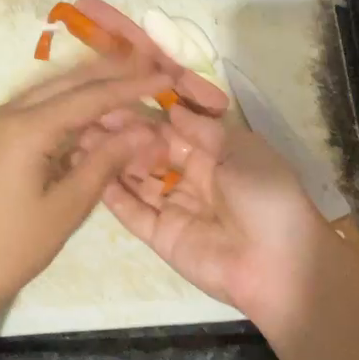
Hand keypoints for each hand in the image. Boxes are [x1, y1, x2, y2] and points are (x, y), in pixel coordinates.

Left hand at [0, 55, 169, 321]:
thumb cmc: (11, 248)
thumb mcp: (67, 206)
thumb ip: (106, 160)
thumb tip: (144, 130)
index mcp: (23, 127)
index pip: (89, 95)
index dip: (132, 85)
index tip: (167, 76)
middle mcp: (4, 113)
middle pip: (68, 83)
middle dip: (111, 75)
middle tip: (152, 67)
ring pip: (51, 95)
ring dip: (90, 94)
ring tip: (131, 93)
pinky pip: (35, 114)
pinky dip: (67, 114)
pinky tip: (93, 123)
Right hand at [100, 105, 345, 331]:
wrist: (278, 263)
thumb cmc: (267, 195)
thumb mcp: (242, 150)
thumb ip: (204, 129)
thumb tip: (172, 109)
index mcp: (216, 152)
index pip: (173, 127)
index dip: (146, 113)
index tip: (116, 96)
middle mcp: (192, 176)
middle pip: (151, 151)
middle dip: (123, 134)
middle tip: (89, 116)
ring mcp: (175, 207)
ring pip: (137, 179)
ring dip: (112, 160)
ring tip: (80, 138)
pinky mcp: (162, 236)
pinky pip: (133, 212)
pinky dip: (112, 194)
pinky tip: (89, 172)